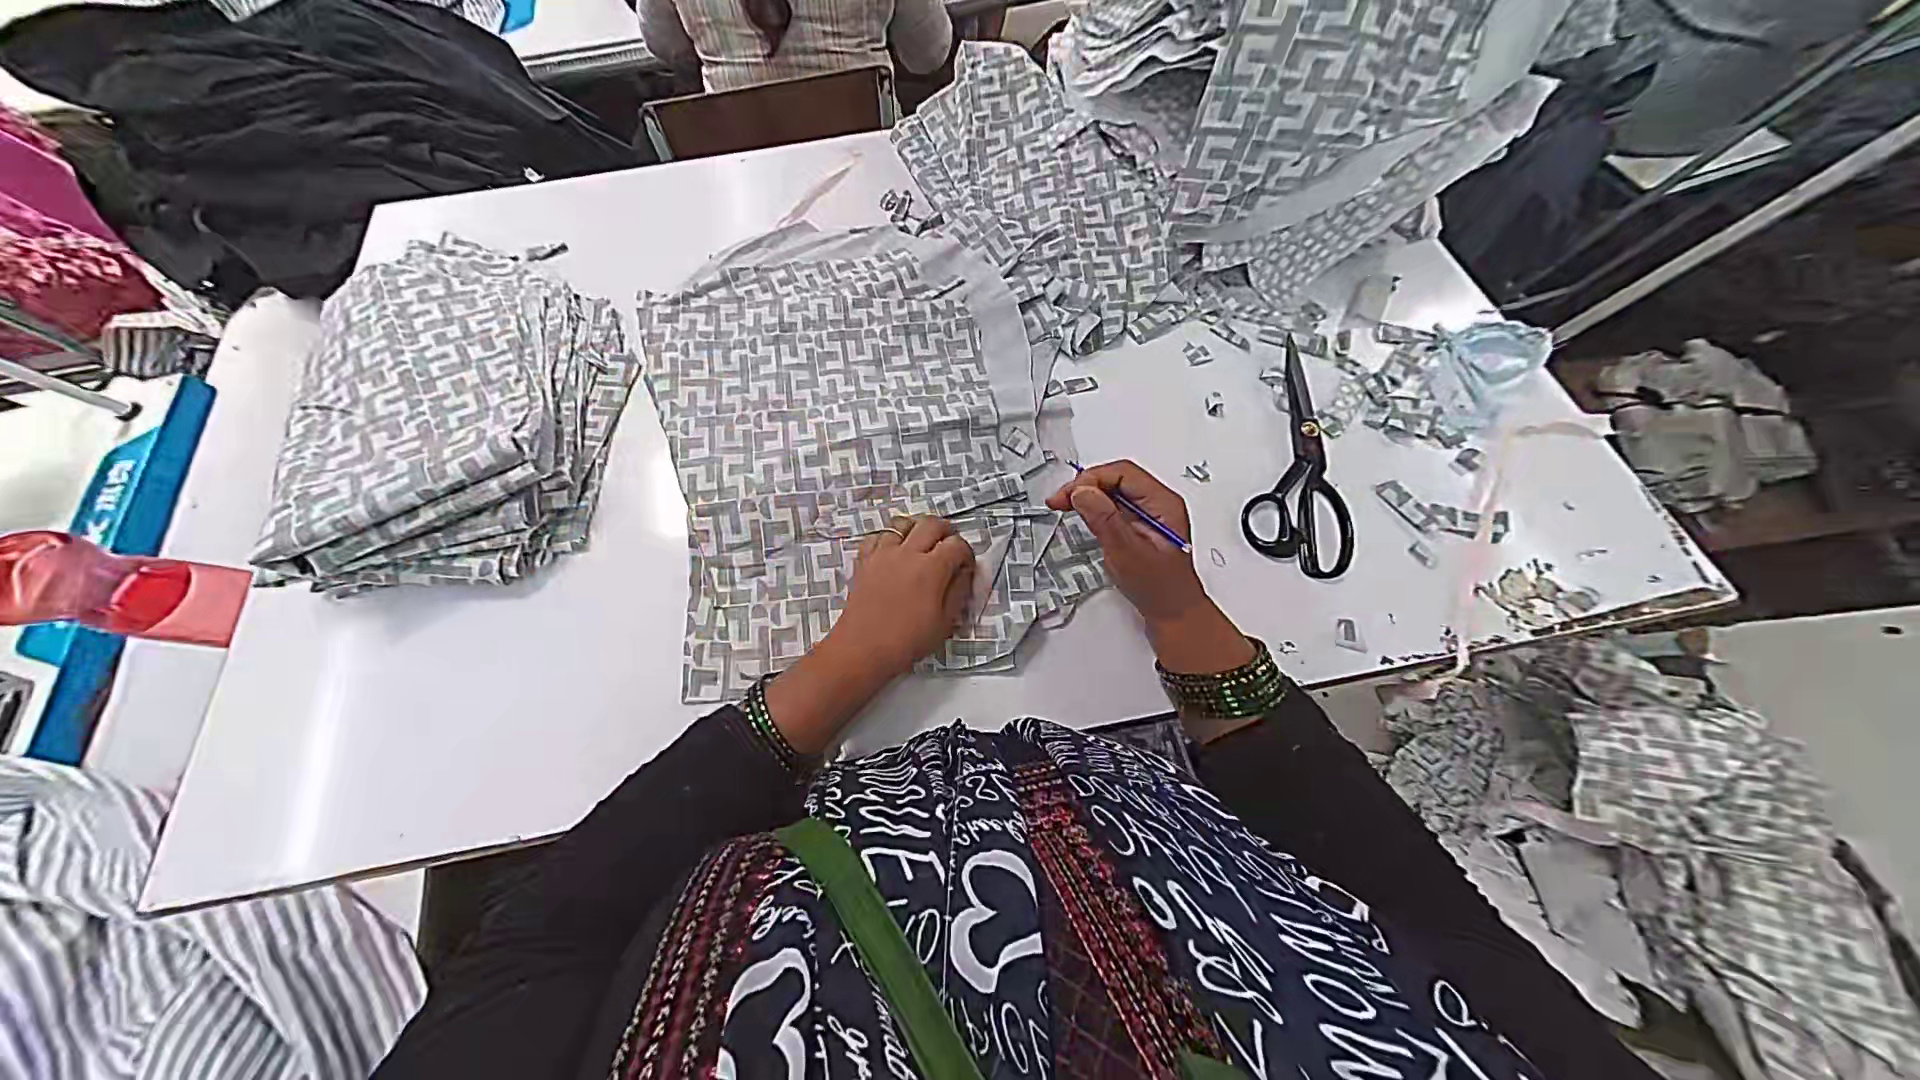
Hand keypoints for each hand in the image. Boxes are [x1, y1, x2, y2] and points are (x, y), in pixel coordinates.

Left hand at [764, 515, 974, 755]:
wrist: (862, 649)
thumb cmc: (906, 641)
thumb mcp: (944, 622)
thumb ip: (958, 592)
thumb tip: (964, 572)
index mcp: (931, 568)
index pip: (957, 545)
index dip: (966, 552)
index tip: (966, 565)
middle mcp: (907, 553)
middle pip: (931, 524)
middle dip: (946, 531)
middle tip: (949, 546)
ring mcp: (883, 554)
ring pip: (902, 523)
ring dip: (916, 529)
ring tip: (921, 543)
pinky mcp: (865, 561)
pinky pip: (877, 536)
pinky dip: (889, 538)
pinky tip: (893, 551)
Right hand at [1048, 460, 1251, 674]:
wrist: (1173, 613)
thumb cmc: (1160, 589)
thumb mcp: (1127, 553)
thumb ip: (1105, 520)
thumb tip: (1084, 492)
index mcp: (1163, 504)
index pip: (1122, 474)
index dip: (1091, 480)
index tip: (1068, 496)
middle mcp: (1157, 504)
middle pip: (1116, 477)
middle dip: (1085, 485)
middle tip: (1060, 500)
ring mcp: (1147, 514)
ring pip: (1112, 490)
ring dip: (1087, 495)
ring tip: (1064, 505)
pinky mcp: (1137, 524)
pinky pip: (1112, 505)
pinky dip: (1093, 506)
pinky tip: (1080, 514)